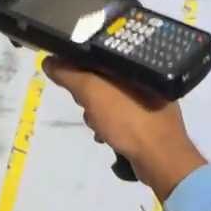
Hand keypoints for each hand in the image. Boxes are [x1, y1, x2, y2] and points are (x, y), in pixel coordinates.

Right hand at [42, 56, 207, 200]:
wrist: (160, 157)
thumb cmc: (128, 119)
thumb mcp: (93, 93)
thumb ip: (70, 75)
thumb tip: (49, 61)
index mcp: (134, 60)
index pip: (99, 52)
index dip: (79, 63)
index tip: (68, 78)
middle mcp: (144, 74)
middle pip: (102, 76)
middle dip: (88, 94)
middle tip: (86, 106)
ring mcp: (150, 98)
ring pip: (110, 99)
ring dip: (97, 113)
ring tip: (97, 127)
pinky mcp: (150, 119)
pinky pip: (121, 116)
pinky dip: (110, 125)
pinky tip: (106, 137)